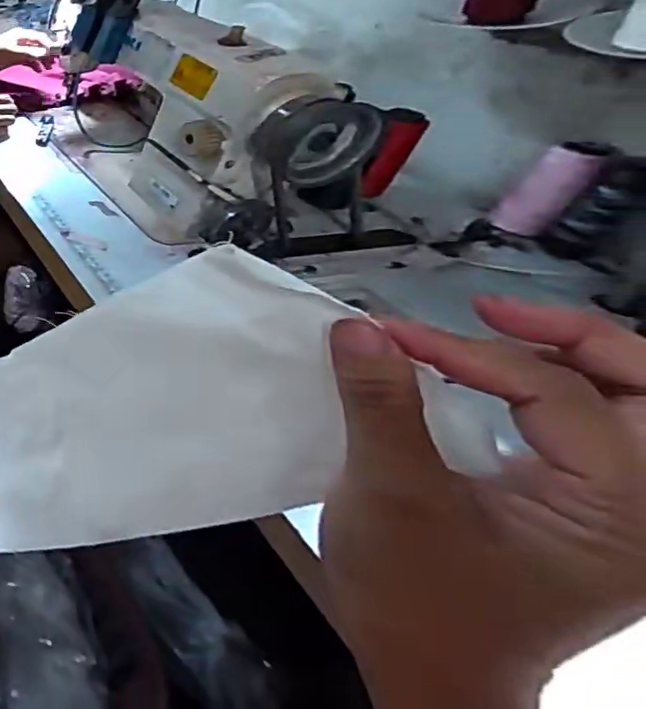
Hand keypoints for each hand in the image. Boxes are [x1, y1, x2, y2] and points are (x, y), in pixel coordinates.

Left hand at [0, 29, 54, 70]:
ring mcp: (15, 46)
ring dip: (40, 59)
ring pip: (33, 51)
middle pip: (39, 44)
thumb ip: (32, 53)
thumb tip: (48, 52)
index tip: (57, 57)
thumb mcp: (15, 54)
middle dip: (47, 54)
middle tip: (53, 65)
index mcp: (22, 34)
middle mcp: (21, 38)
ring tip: (45, 69)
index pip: (42, 38)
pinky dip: (32, 62)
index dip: (51, 47)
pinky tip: (36, 69)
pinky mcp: (10, 54)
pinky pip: (26, 57)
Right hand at [0, 95, 18, 145]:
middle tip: (4, 117)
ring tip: (1, 125)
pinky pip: (5, 131)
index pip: (7, 98)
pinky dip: (2, 131)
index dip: (8, 103)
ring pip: (12, 120)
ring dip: (7, 122)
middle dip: (10, 113)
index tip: (4, 107)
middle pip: (13, 108)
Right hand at [322, 300, 645, 706]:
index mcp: (622, 511)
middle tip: (487, 309)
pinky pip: (588, 433)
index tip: (381, 333)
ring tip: (489, 332)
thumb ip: (380, 405)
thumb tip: (359, 328)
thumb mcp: (391, 493)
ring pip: (631, 411)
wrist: (430, 667)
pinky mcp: (582, 511)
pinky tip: (487, 382)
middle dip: (577, 339)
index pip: (560, 396)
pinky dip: (545, 391)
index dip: (466, 351)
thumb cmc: (417, 589)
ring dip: (568, 361)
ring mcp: (620, 512)